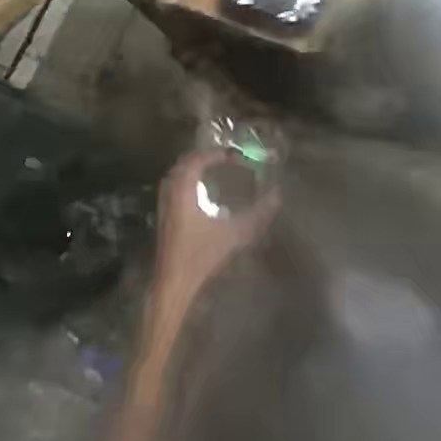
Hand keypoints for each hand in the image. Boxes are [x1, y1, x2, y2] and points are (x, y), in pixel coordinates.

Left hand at [153, 150, 280, 294]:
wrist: (173, 285)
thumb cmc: (200, 258)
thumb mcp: (233, 235)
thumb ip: (257, 215)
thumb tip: (277, 196)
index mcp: (183, 192)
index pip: (196, 161)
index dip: (215, 154)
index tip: (234, 156)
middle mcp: (170, 194)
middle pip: (183, 164)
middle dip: (204, 157)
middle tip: (226, 160)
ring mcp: (164, 207)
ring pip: (176, 176)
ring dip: (194, 169)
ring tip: (215, 172)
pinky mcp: (164, 219)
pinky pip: (173, 188)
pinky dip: (187, 182)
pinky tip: (202, 194)